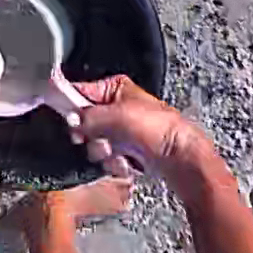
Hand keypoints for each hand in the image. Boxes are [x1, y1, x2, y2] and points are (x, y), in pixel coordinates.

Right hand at [70, 75, 209, 180]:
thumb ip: (90, 116)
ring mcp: (120, 130)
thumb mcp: (120, 115)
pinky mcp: (125, 151)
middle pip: (84, 122)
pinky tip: (128, 163)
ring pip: (94, 144)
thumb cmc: (160, 128)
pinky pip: (106, 159)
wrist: (182, 159)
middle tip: (104, 141)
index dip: (72, 107)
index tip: (70, 121)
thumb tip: (71, 120)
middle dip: (92, 136)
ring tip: (121, 153)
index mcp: (114, 88)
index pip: (81, 91)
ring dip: (104, 153)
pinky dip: (114, 164)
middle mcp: (115, 107)